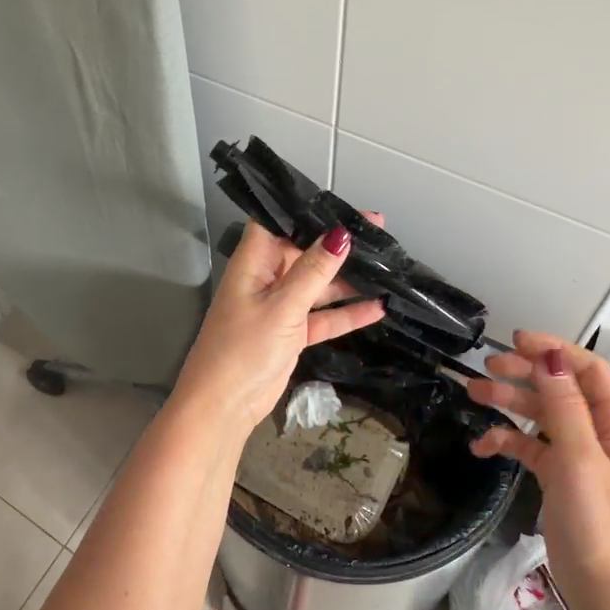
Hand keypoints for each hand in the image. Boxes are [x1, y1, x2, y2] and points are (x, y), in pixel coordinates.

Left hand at [170, 219, 384, 429]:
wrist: (223, 406)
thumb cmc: (243, 349)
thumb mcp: (282, 306)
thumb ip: (313, 271)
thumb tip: (340, 234)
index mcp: (253, 262)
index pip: (278, 223)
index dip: (306, 210)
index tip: (343, 204)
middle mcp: (266, 279)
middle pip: (304, 251)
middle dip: (337, 243)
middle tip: (378, 231)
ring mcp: (280, 307)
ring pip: (317, 284)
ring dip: (346, 278)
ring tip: (386, 265)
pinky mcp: (291, 334)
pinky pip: (322, 316)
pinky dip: (346, 313)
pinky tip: (377, 307)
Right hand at [466, 332, 609, 609]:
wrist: (608, 600)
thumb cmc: (601, 529)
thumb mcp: (580, 462)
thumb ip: (564, 407)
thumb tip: (549, 356)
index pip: (588, 371)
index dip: (553, 350)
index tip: (514, 340)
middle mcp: (602, 435)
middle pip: (560, 389)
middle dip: (524, 374)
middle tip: (486, 367)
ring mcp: (581, 457)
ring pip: (542, 415)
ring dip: (509, 404)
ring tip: (473, 395)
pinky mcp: (562, 479)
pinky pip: (532, 447)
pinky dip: (507, 441)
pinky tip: (482, 446)